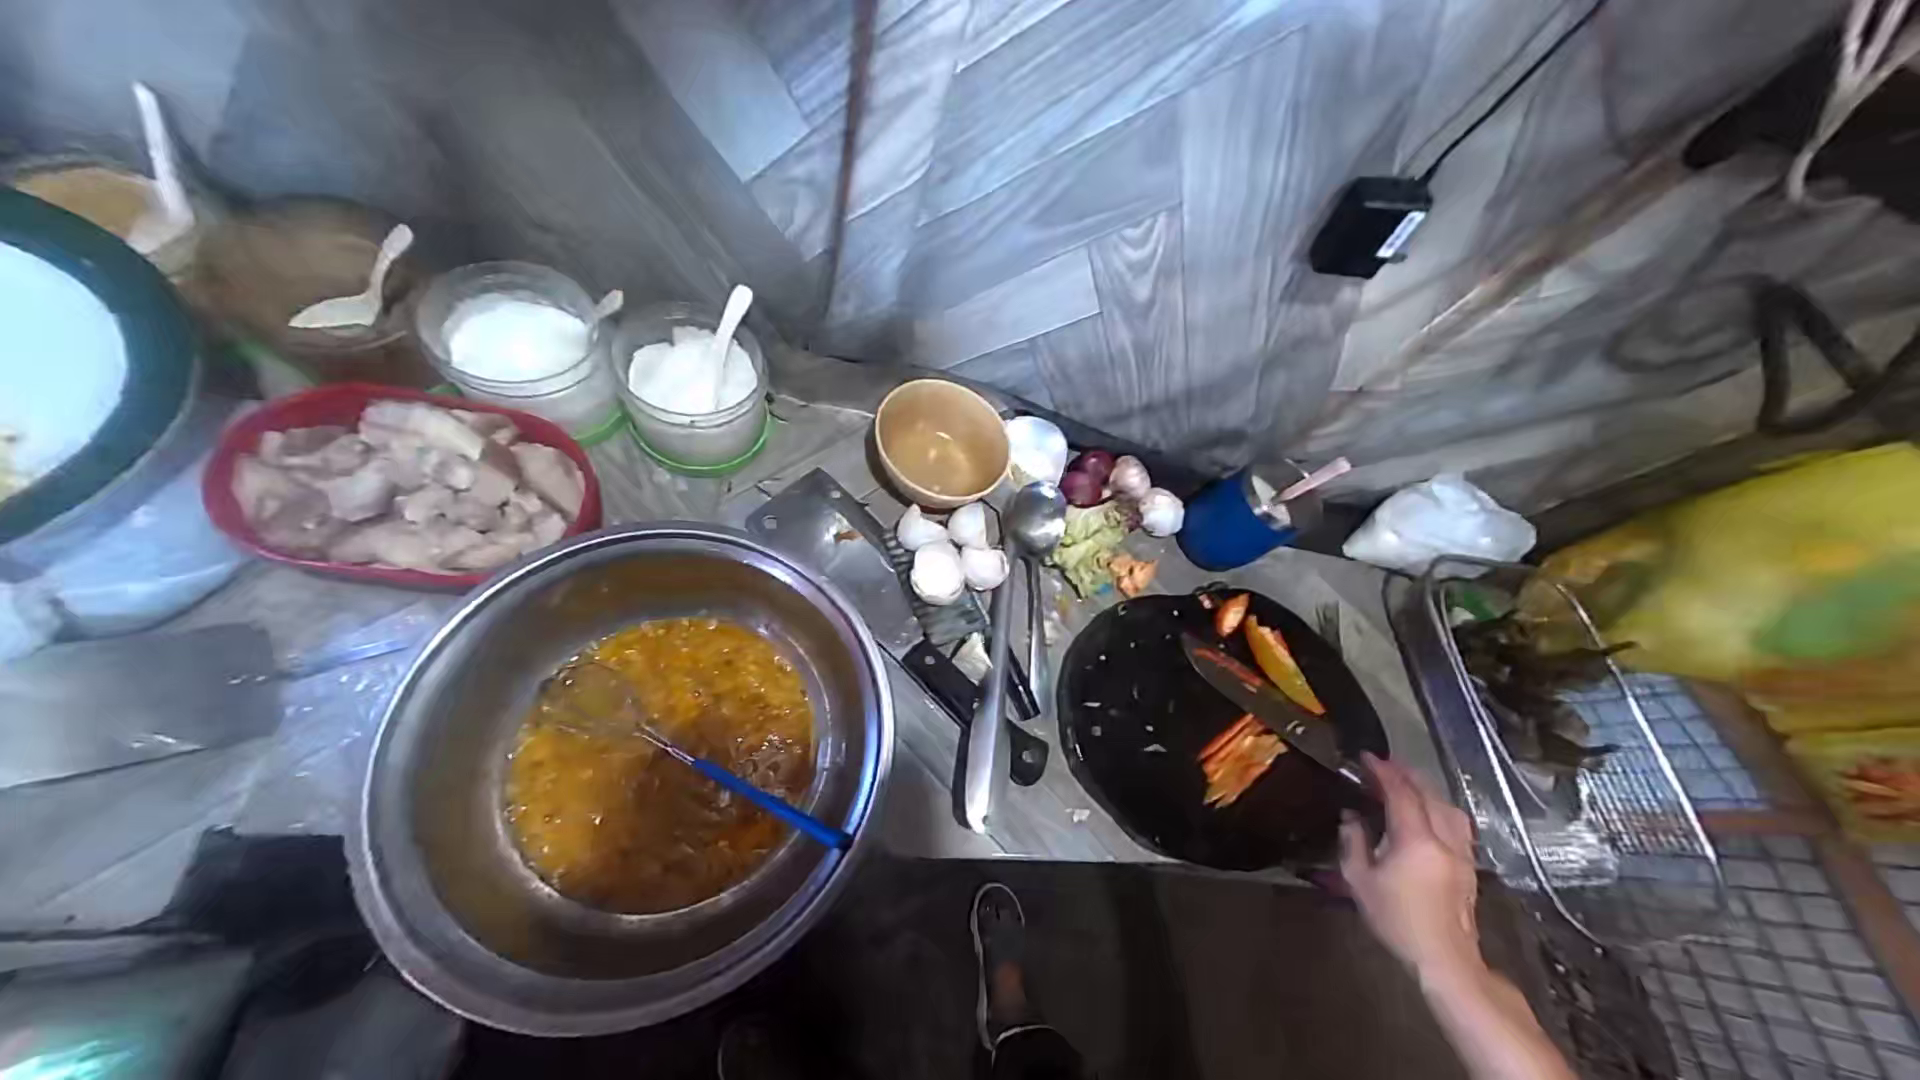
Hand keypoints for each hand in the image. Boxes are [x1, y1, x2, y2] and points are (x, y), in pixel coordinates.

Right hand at [1339, 753, 1481, 980]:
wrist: (1444, 959)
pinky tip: (1427, 811)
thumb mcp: (1359, 880)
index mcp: (1416, 840)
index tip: (1366, 757)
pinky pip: (1457, 824)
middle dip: (1406, 774)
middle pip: (1429, 795)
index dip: (1383, 771)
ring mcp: (1462, 854)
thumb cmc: (1396, 919)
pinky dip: (1440, 807)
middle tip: (1384, 763)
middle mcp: (1444, 840)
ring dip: (1427, 789)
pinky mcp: (1469, 866)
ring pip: (1449, 808)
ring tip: (1406, 782)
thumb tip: (1351, 816)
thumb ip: (1353, 841)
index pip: (1401, 793)